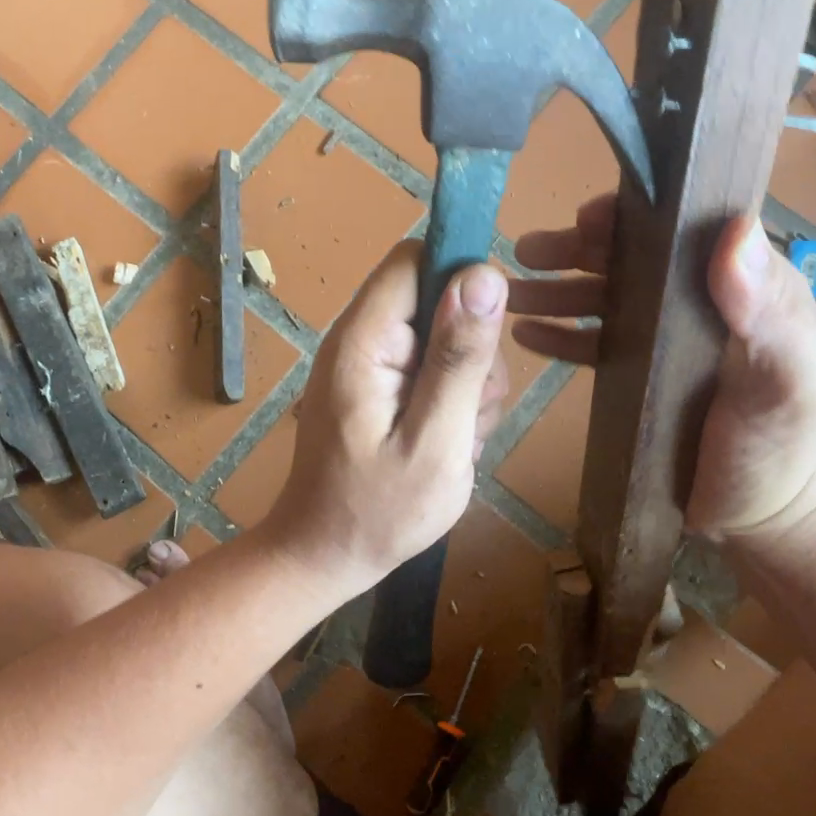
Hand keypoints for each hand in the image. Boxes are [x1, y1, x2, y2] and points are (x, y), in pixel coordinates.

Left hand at [264, 241, 509, 591]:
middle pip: (440, 302)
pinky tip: (446, 446)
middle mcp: (363, 340)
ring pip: (447, 342)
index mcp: (364, 341)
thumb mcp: (434, 441)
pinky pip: (435, 373)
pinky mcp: (382, 389)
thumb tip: (485, 273)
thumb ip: (459, 359)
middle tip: (467, 415)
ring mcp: (372, 366)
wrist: (326, 557)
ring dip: (468, 388)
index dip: (463, 279)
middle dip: (472, 354)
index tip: (490, 336)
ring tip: (454, 441)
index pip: (417, 258)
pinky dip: (452, 406)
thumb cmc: (378, 512)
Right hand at [510, 195, 815, 538]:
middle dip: (577, 249)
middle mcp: (699, 302)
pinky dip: (559, 334)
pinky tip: (526, 334)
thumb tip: (733, 231)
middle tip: (527, 251)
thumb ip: (768, 311)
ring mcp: (663, 339)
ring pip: (604, 298)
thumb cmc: (779, 447)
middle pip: (632, 259)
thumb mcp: (788, 380)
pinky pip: (593, 344)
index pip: (686, 230)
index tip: (586, 219)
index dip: (636, 216)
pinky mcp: (637, 374)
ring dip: (556, 289)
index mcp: (743, 287)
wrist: (754, 518)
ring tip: (512, 292)